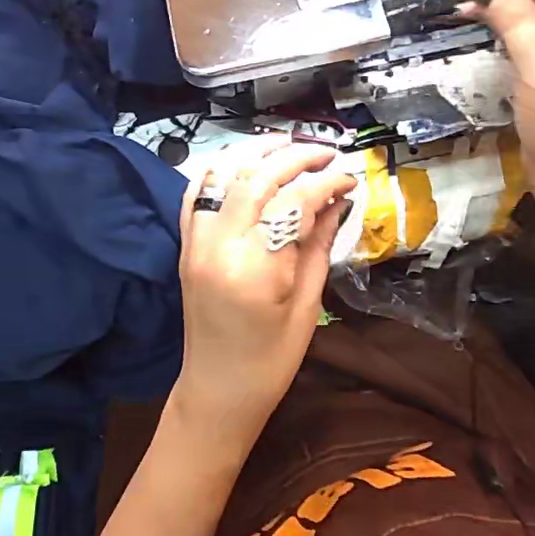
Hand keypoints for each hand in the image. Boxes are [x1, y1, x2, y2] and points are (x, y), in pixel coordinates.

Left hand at [171, 138, 354, 457]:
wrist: (216, 390)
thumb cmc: (270, 361)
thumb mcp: (307, 306)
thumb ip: (318, 246)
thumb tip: (338, 200)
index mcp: (255, 269)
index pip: (293, 202)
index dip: (325, 183)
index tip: (349, 178)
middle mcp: (219, 247)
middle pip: (257, 179)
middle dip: (295, 158)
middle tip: (326, 154)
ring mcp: (196, 244)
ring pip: (222, 177)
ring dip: (256, 154)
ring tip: (288, 145)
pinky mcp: (186, 247)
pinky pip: (196, 196)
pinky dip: (218, 173)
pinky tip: (242, 164)